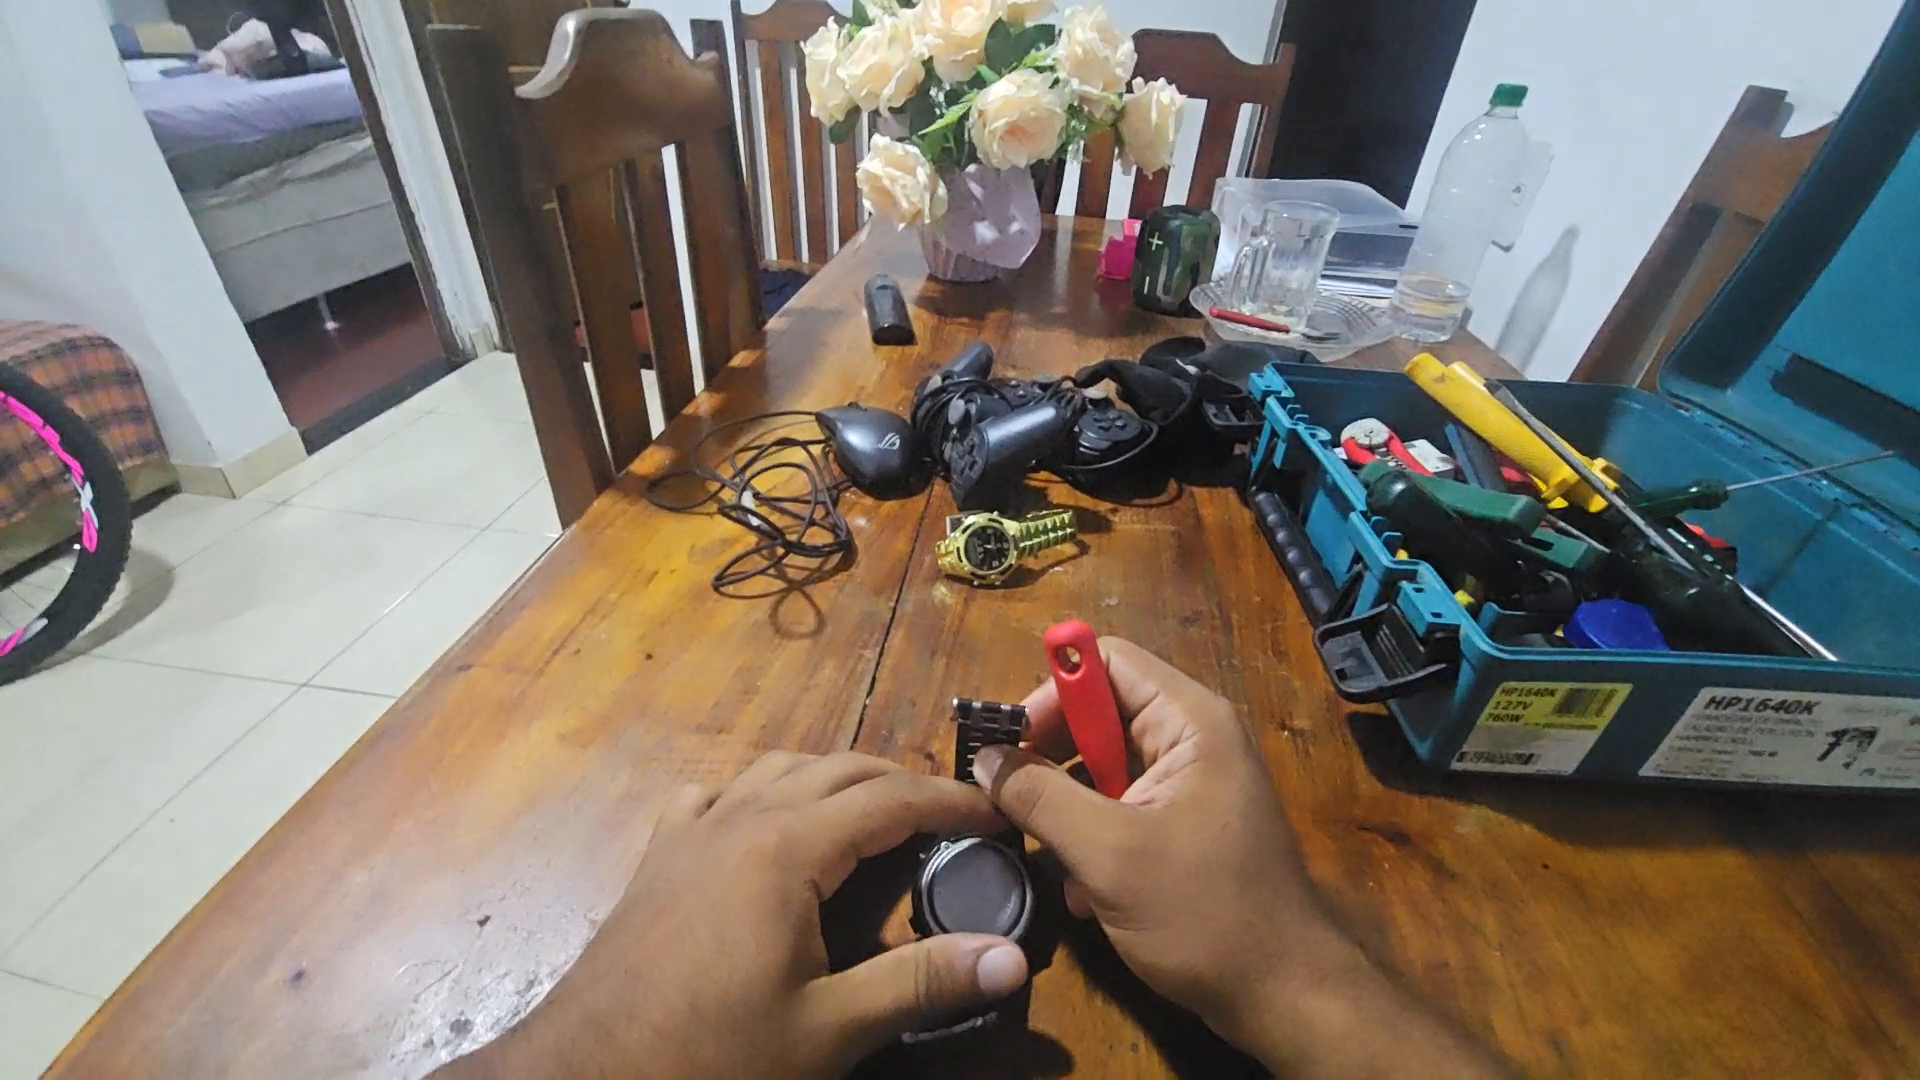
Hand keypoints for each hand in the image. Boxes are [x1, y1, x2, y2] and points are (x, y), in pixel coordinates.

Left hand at [439, 752, 1030, 1079]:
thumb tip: (1013, 959)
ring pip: (784, 768)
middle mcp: (749, 813)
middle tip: (946, 818)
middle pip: (844, 768)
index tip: (995, 812)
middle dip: (903, 783)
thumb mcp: (826, 1030)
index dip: (951, 801)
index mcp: (792, 844)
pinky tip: (763, 820)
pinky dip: (758, 791)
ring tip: (872, 812)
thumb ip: (921, 983)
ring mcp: (699, 826)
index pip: (893, 799)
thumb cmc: (709, 1055)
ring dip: (837, 778)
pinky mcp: (663, 850)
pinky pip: (719, 792)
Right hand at [974, 638, 1503, 1078]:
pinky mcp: (1183, 818)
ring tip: (1045, 847)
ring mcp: (1189, 778)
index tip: (1012, 742)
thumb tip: (985, 759)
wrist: (1287, 1001)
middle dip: (1051, 752)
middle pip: (1100, 709)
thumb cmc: (1204, 915)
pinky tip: (1081, 885)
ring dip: (1067, 801)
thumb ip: (1040, 798)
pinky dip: (1092, 830)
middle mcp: (1191, 735)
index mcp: (1188, 719)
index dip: (1053, 690)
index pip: (1105, 660)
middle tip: (1012, 795)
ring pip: (1103, 760)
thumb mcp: (1108, 854)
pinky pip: (1121, 799)